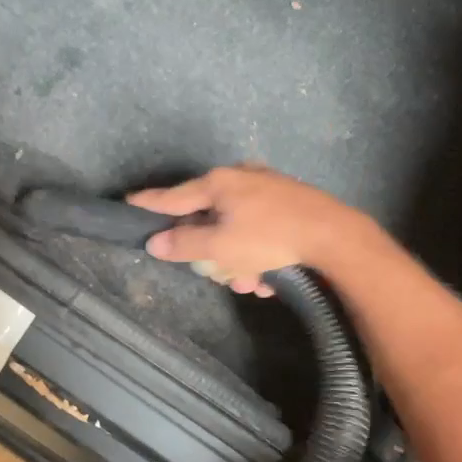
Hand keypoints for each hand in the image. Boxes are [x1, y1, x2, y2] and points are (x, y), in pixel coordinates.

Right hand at [129, 167, 371, 295]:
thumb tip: (155, 241)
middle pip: (208, 220)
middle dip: (213, 254)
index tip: (127, 202)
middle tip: (225, 275)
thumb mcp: (221, 247)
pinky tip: (272, 276)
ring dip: (240, 262)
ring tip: (256, 283)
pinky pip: (260, 233)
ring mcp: (268, 190)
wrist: (333, 236)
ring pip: (236, 232)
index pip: (173, 196)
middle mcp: (241, 179)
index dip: (149, 204)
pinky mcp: (290, 205)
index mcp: (219, 183)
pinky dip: (260, 255)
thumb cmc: (270, 238)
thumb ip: (185, 245)